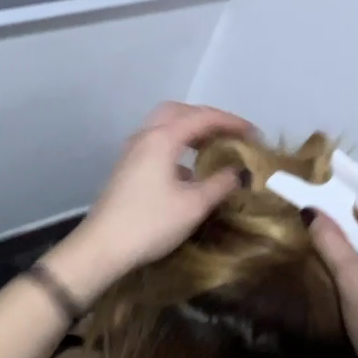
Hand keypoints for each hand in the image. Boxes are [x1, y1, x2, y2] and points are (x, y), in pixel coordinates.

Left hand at [43, 102, 251, 304]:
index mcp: (162, 138)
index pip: (202, 117)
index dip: (231, 121)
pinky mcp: (127, 167)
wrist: (102, 246)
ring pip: (164, 126)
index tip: (254, 133)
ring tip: (214, 146)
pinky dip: (177, 144)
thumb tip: (238, 172)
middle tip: (231, 133)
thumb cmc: (150, 223)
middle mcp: (145, 136)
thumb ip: (220, 184)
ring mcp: (132, 151)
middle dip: (207, 118)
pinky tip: (189, 170)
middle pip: (178, 112)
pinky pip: (156, 142)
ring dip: (190, 129)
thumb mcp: (194, 205)